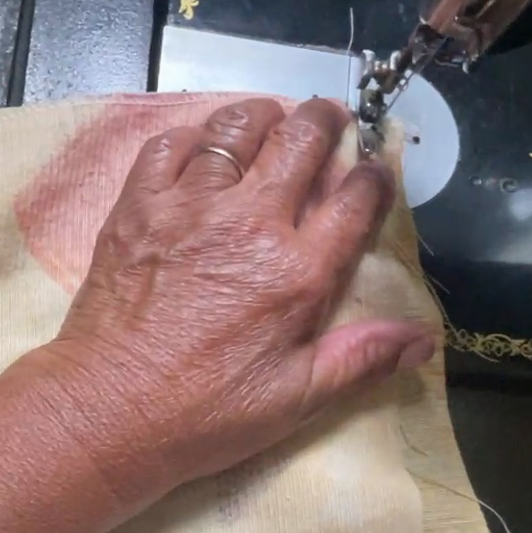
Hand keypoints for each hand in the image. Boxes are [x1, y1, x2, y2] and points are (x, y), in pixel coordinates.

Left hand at [27, 97, 436, 500]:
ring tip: (267, 126)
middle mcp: (249, 223)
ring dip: (262, 118)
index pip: (356, 198)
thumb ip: (360, 361)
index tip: (369, 175)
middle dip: (324, 122)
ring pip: (236, 127)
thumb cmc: (205, 414)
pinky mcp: (138, 207)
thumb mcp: (294, 401)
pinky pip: (169, 145)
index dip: (372, 177)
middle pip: (301, 139)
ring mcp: (188, 208)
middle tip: (324, 125)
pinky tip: (199, 153)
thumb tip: (423, 339)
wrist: (108, 411)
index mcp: (298, 272)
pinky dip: (191, 138)